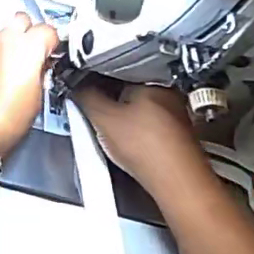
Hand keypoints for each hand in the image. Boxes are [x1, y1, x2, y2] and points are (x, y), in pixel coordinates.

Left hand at [0, 15, 58, 150]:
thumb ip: (40, 74)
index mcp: (26, 46)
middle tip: (28, 57)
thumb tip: (38, 66)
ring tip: (5, 71)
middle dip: (27, 33)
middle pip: (21, 19)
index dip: (51, 44)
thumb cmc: (8, 121)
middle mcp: (1, 37)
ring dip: (5, 46)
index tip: (49, 58)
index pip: (48, 30)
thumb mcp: (36, 99)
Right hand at [73, 81, 210, 197]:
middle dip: (108, 101)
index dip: (94, 79)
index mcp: (152, 80)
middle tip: (94, 115)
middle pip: (127, 90)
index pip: (116, 70)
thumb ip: (85, 98)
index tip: (82, 90)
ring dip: (121, 120)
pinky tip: (128, 148)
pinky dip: (135, 134)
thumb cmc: (149, 149)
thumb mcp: (104, 119)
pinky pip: (147, 127)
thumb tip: (75, 87)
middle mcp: (168, 94)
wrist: (177, 183)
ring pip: (138, 110)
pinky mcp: (175, 136)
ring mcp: (174, 115)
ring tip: (110, 135)